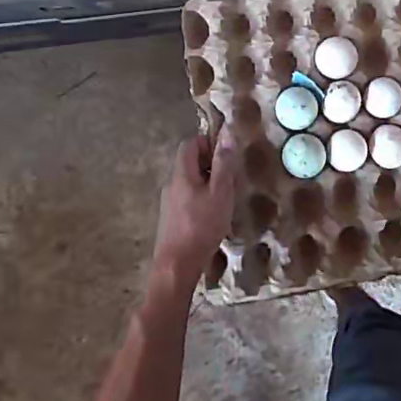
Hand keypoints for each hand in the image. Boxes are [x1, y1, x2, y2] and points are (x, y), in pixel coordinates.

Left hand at [153, 130, 238, 285]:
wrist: (177, 265)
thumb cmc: (202, 225)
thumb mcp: (220, 192)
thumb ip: (223, 164)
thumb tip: (226, 136)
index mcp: (182, 173)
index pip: (190, 143)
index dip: (208, 143)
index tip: (226, 155)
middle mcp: (172, 183)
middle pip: (189, 162)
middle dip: (210, 163)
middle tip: (230, 176)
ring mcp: (169, 202)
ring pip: (190, 181)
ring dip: (207, 182)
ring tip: (225, 197)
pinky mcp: (171, 218)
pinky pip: (187, 197)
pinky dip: (201, 197)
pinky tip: (213, 215)